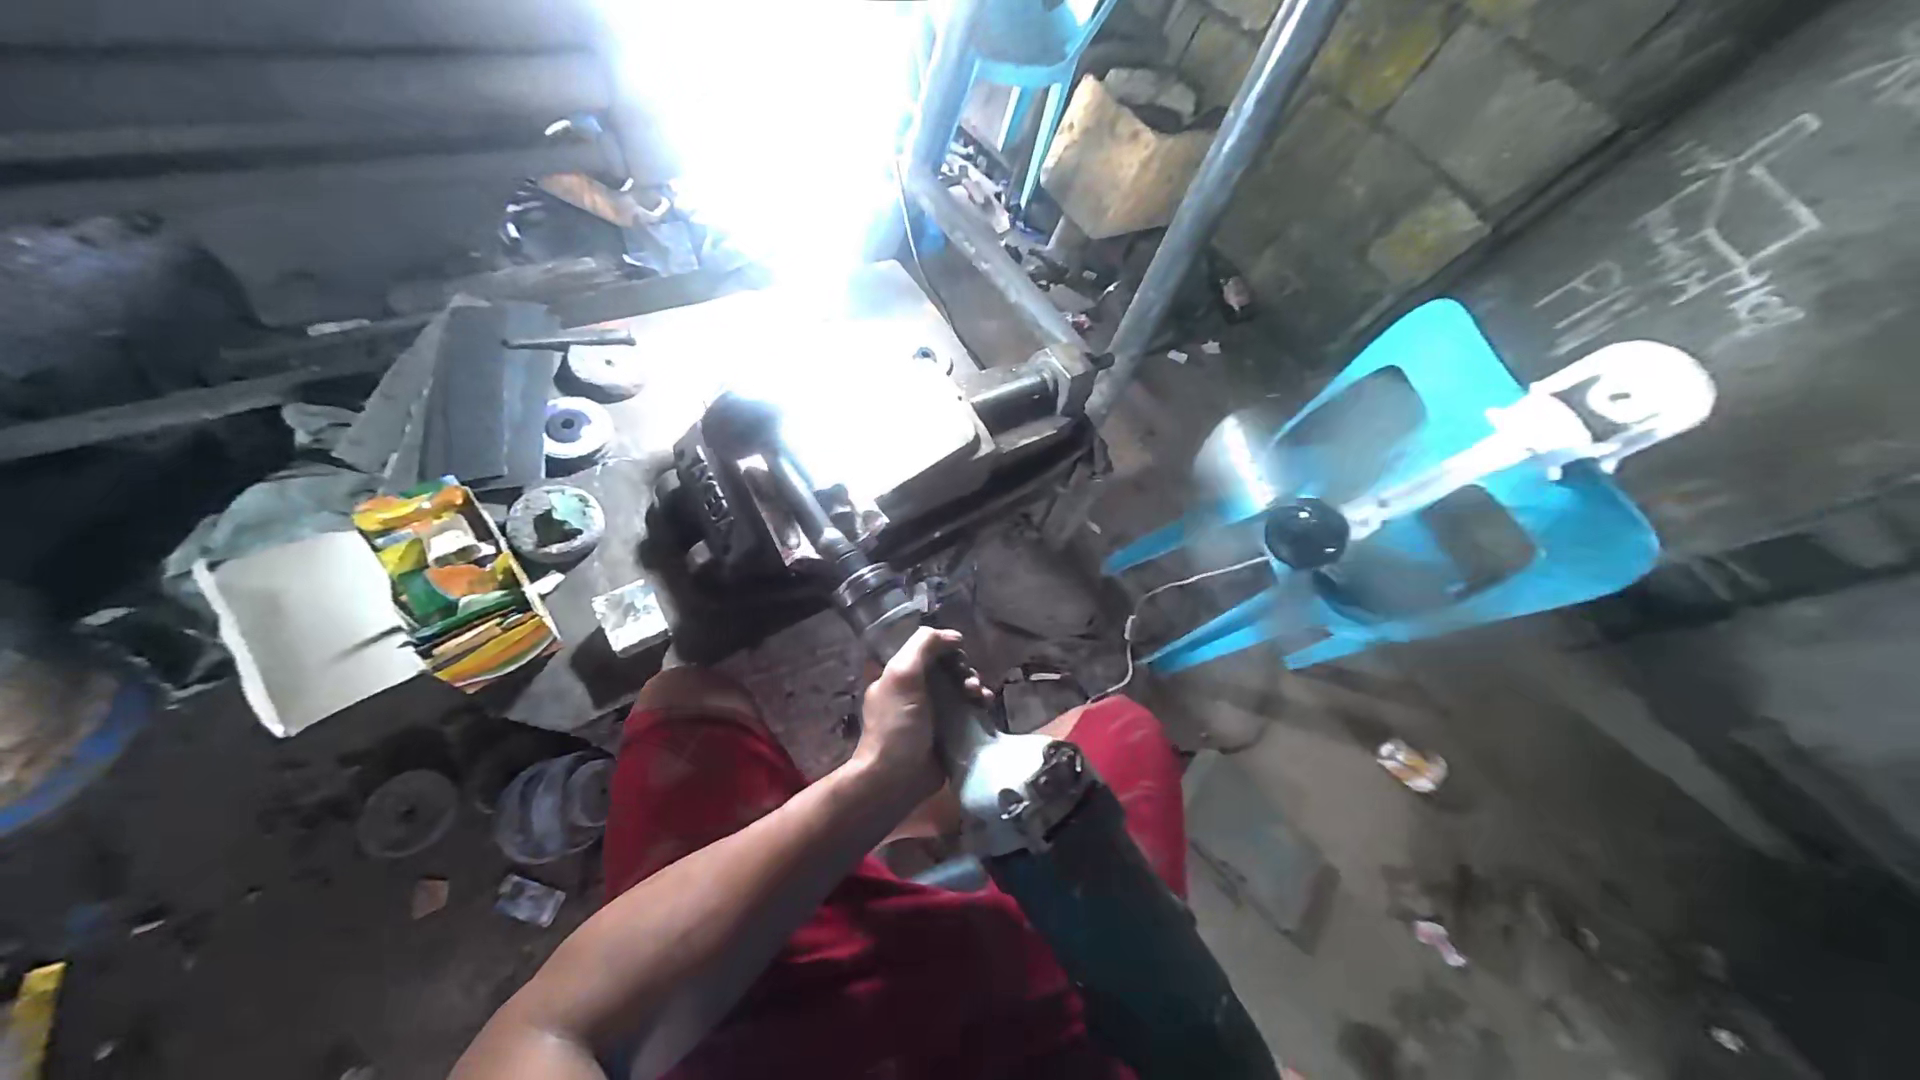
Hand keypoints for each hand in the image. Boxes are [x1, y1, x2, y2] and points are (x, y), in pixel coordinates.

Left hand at [847, 627, 987, 807]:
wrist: (896, 779)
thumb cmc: (897, 724)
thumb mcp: (903, 674)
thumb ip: (924, 646)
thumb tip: (954, 636)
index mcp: (899, 674)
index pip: (928, 650)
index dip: (946, 649)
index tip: (958, 655)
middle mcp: (916, 690)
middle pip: (948, 668)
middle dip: (964, 670)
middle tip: (969, 683)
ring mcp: (933, 712)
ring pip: (961, 688)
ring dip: (974, 686)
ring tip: (978, 696)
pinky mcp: (949, 732)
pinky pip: (968, 710)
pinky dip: (978, 705)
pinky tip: (985, 707)